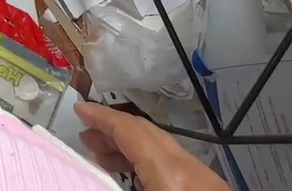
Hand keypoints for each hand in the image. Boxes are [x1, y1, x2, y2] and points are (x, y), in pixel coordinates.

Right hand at [76, 101, 231, 190]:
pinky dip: (149, 162)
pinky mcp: (212, 188)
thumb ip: (111, 182)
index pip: (130, 130)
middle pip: (147, 132)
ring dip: (130, 146)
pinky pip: (174, 165)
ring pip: (162, 147)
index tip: (78, 109)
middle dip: (113, 128)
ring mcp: (206, 179)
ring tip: (104, 158)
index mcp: (170, 172)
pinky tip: (136, 176)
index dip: (101, 116)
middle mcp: (190, 168)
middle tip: (87, 136)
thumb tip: (83, 175)